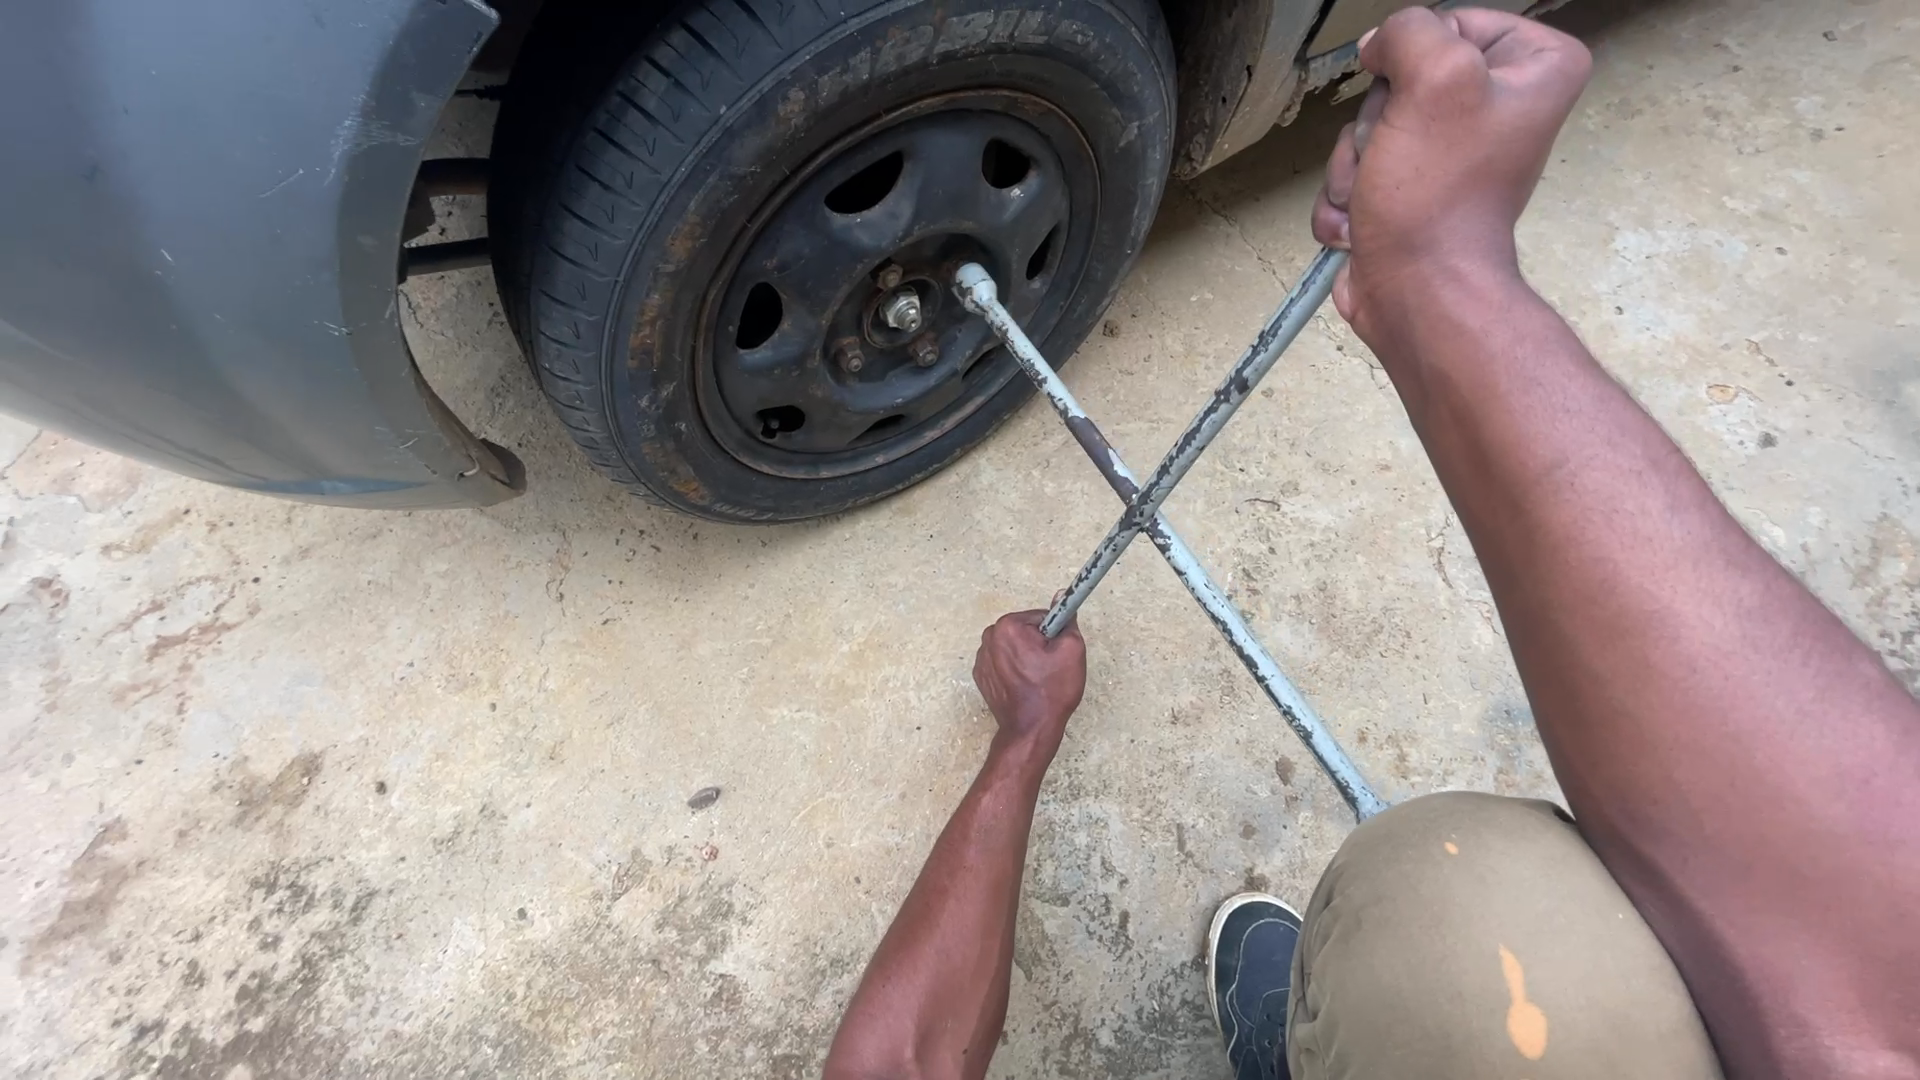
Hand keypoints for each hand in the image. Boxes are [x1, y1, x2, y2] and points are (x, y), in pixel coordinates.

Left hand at [972, 609, 1086, 758]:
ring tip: (1037, 678)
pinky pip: (1003, 662)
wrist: (1030, 728)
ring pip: (1014, 647)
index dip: (1054, 634)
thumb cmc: (1051, 691)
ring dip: (1026, 657)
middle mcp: (989, 637)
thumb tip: (1061, 595)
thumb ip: (1067, 619)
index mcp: (1008, 626)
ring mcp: (981, 658)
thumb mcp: (1071, 650)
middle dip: (1039, 644)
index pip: (1040, 616)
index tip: (1056, 652)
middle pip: (1025, 630)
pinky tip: (1024, 685)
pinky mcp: (981, 675)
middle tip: (1049, 667)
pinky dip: (1014, 669)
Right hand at [1312, 8, 1591, 340]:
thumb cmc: (1434, 190)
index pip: (1451, 25)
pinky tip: (1357, 227)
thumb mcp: (1434, 80)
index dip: (1411, 61)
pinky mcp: (1402, 199)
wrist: (1415, 288)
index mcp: (1534, 67)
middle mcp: (1493, 109)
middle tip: (1386, 159)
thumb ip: (1410, 32)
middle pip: (1399, 86)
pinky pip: (1353, 181)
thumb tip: (1378, 45)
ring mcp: (1442, 160)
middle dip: (1374, 129)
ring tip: (1368, 202)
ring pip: (1366, 136)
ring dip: (1351, 172)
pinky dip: (1344, 205)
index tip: (1406, 101)